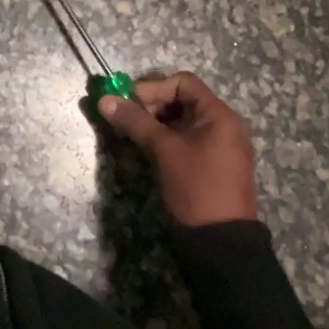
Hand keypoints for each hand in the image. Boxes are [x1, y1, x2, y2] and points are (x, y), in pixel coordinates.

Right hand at [99, 72, 260, 227]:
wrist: (222, 245)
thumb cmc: (195, 188)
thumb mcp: (163, 151)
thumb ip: (134, 121)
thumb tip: (104, 100)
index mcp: (219, 115)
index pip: (182, 83)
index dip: (152, 88)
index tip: (128, 103)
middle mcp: (224, 125)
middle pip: (182, 100)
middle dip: (151, 107)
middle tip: (127, 121)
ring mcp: (221, 147)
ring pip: (182, 122)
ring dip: (155, 125)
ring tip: (133, 137)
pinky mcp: (214, 166)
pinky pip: (187, 141)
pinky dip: (166, 141)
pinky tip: (148, 153)